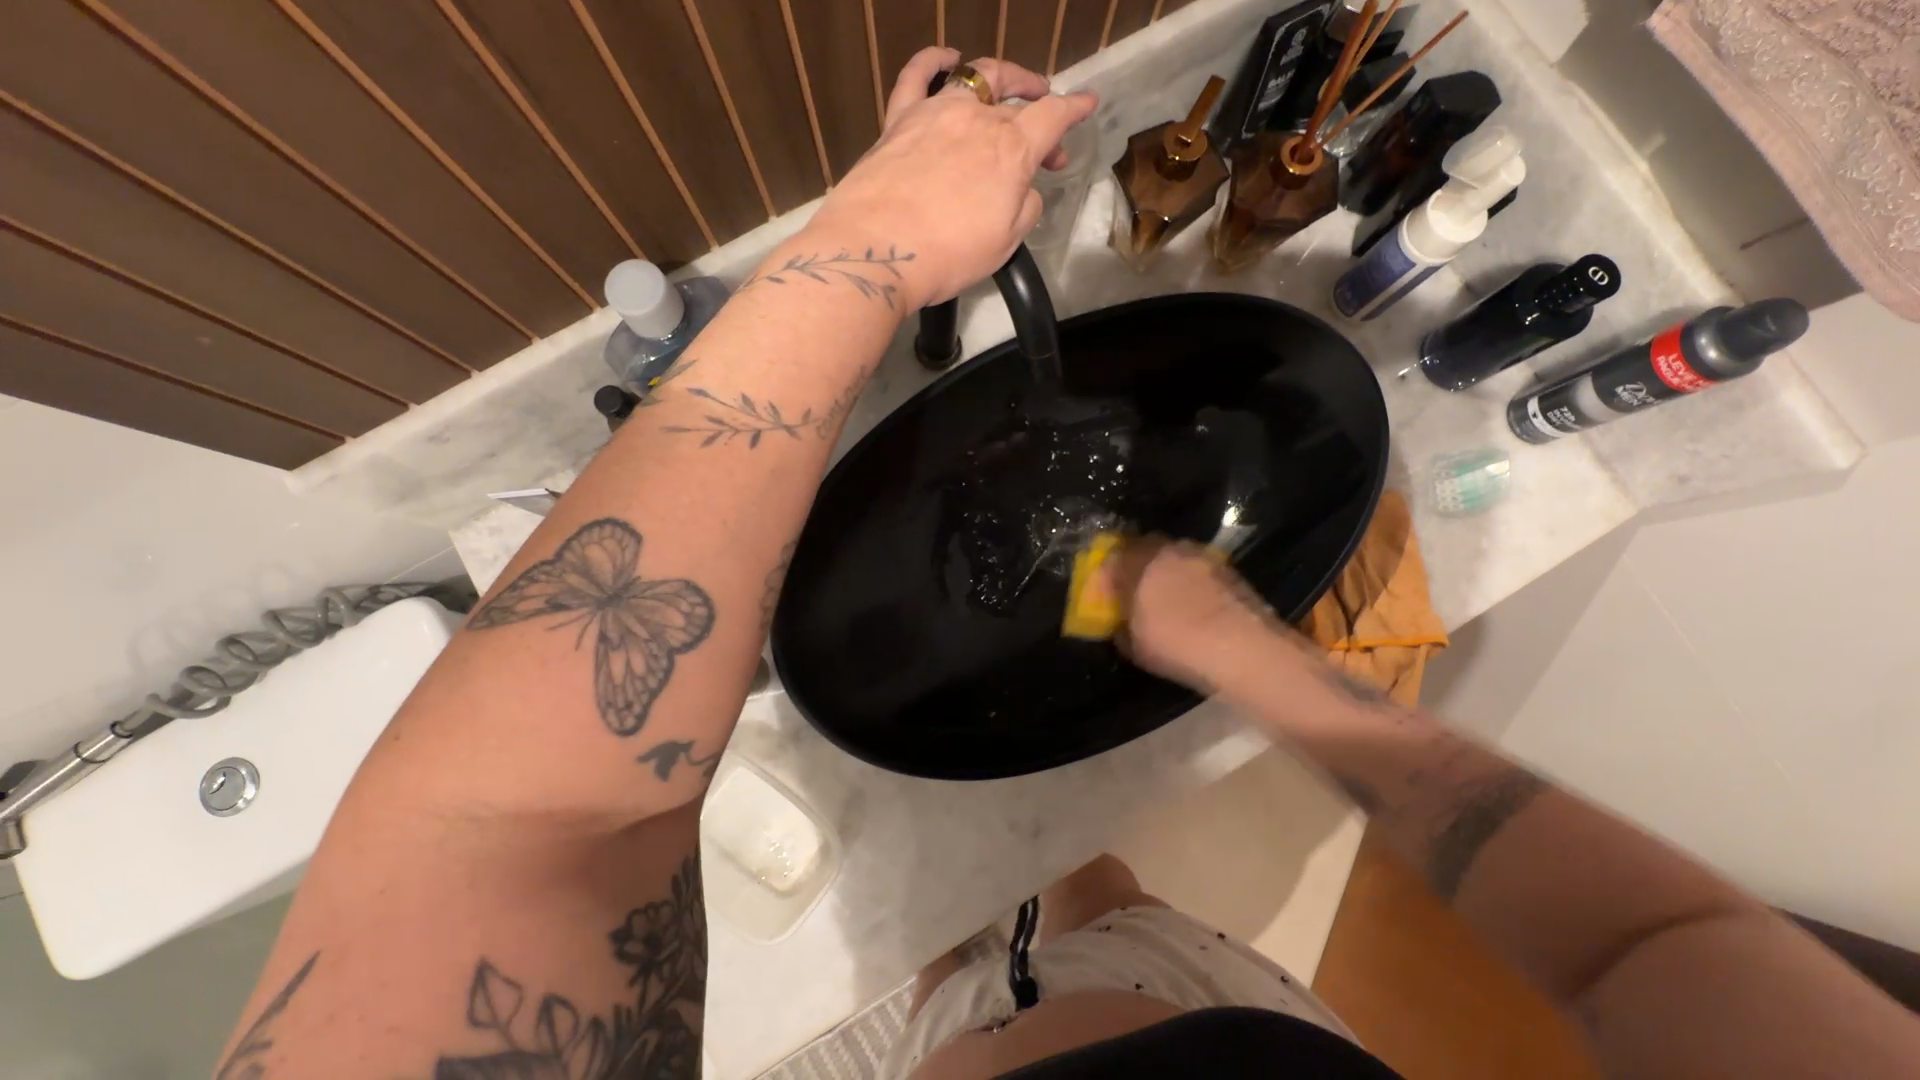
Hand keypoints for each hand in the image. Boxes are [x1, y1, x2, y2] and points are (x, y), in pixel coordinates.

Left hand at [804, 47, 1098, 308]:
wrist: (877, 250)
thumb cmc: (948, 254)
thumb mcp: (1005, 242)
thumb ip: (1023, 207)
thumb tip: (1021, 190)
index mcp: (1011, 149)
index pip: (1053, 117)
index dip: (1075, 109)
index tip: (1088, 104)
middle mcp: (977, 119)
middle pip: (1015, 105)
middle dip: (1038, 116)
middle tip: (1047, 145)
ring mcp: (935, 114)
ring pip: (975, 79)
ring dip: (1000, 79)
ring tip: (1010, 85)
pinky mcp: (898, 121)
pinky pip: (916, 77)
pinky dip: (934, 60)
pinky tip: (946, 57)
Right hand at [1102, 538, 1281, 692]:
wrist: (1241, 647)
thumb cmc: (1176, 645)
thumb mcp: (1133, 645)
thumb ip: (1121, 625)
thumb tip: (1121, 620)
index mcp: (1136, 563)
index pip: (1111, 556)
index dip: (1107, 573)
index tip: (1107, 591)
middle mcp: (1166, 550)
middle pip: (1144, 548)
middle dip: (1137, 565)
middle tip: (1135, 589)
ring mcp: (1200, 555)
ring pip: (1174, 556)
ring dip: (1167, 571)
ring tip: (1169, 597)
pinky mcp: (1227, 567)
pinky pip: (1198, 569)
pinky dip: (1192, 581)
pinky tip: (1196, 604)